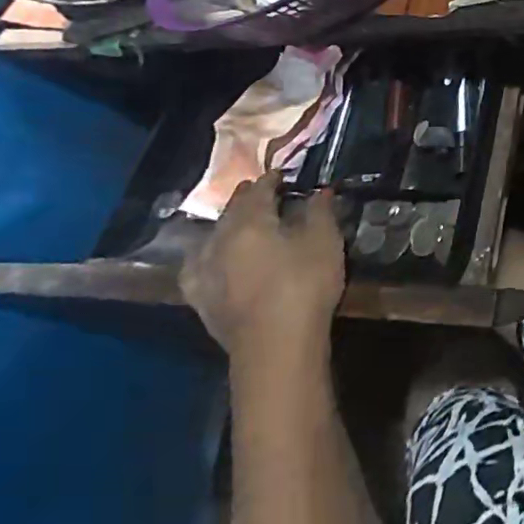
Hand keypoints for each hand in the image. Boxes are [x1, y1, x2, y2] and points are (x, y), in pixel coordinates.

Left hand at [180, 173, 344, 364]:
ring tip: (242, 225)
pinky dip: (208, 256)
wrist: (275, 348)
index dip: (271, 179)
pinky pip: (199, 267)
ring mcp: (205, 270)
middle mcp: (220, 239)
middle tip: (263, 194)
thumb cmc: (304, 286)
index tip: (283, 175)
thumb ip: (320, 210)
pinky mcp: (200, 300)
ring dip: (228, 225)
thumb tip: (319, 190)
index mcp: (250, 220)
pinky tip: (214, 260)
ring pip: (213, 235)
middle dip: (248, 199)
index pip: (259, 189)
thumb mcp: (324, 241)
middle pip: (233, 209)